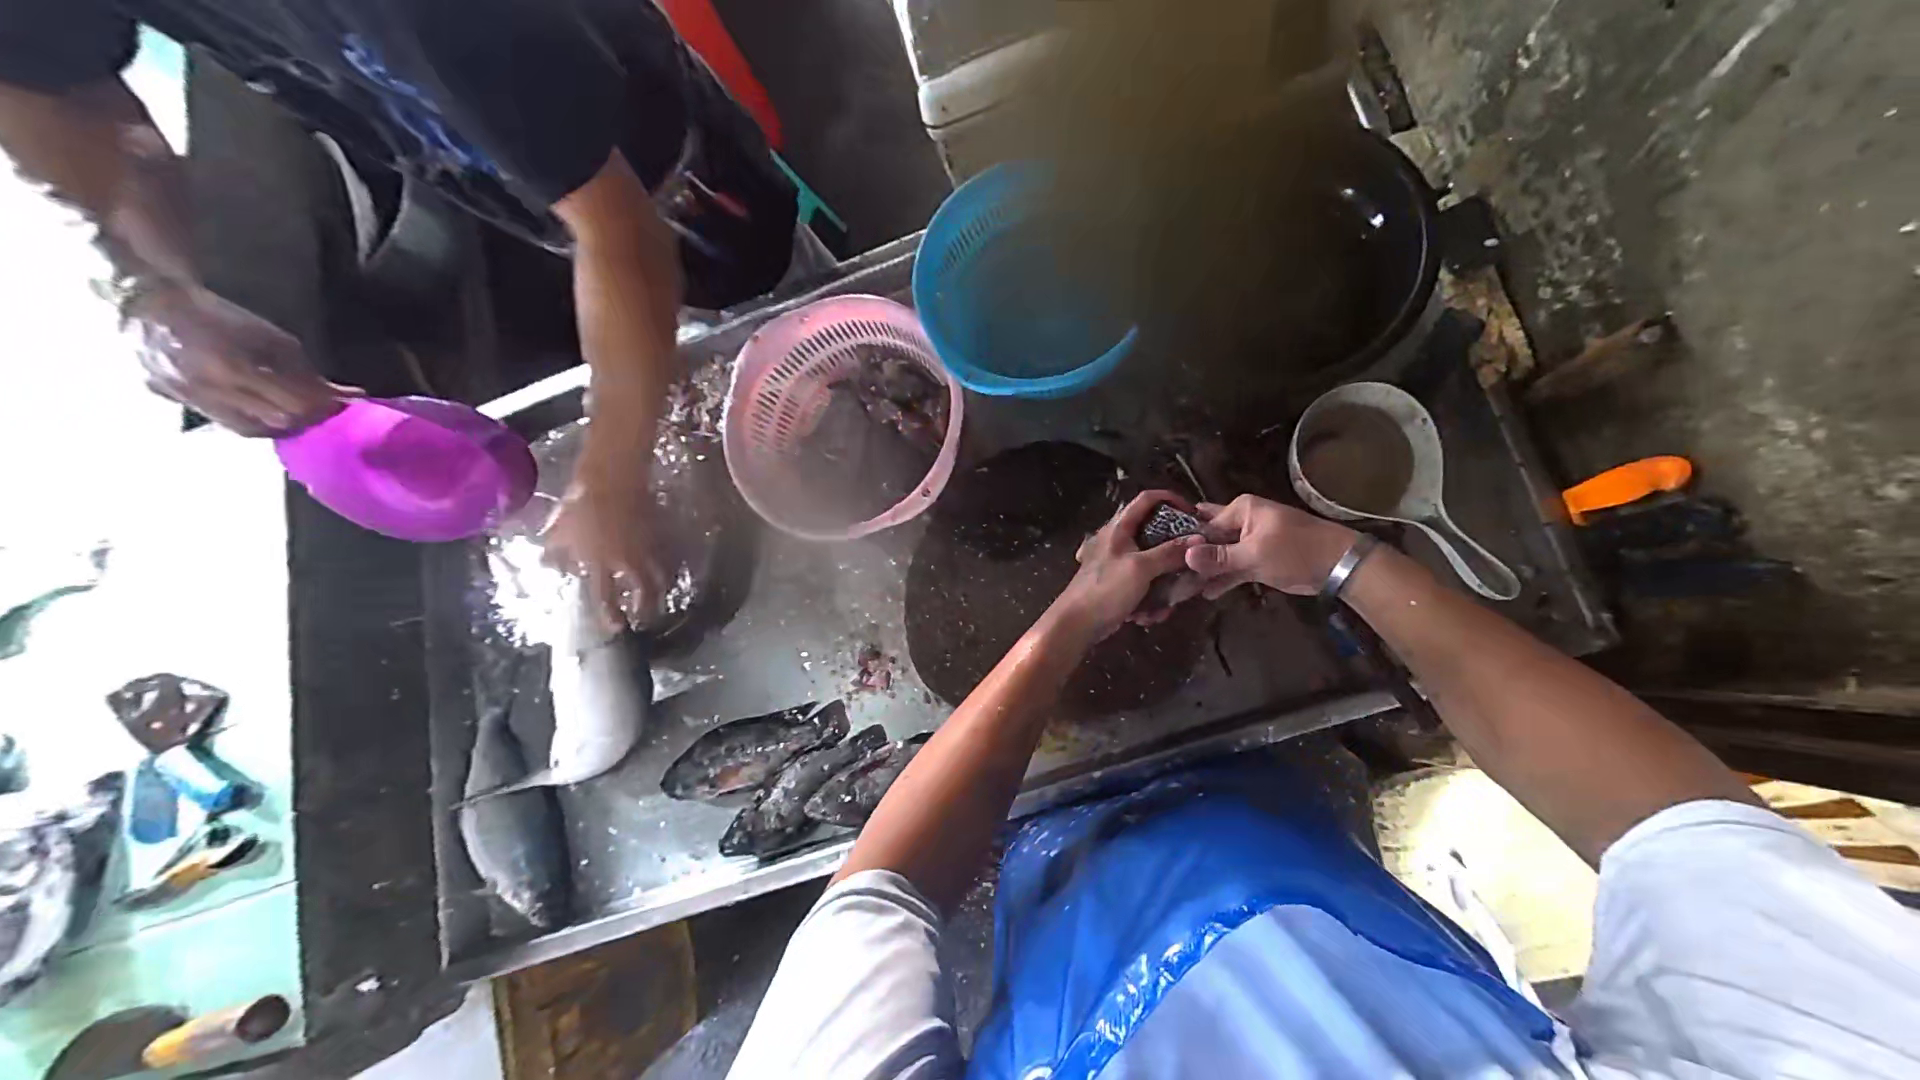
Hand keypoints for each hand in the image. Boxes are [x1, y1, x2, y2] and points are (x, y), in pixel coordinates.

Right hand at [128, 282, 355, 435]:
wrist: (151, 306)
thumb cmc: (224, 319)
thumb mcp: (274, 339)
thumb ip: (306, 372)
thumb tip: (342, 397)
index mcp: (234, 369)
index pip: (295, 404)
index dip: (323, 408)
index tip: (341, 406)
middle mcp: (209, 389)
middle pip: (278, 420)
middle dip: (308, 419)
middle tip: (327, 414)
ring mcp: (189, 398)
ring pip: (253, 429)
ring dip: (283, 427)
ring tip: (303, 418)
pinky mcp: (176, 402)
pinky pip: (226, 423)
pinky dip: (256, 424)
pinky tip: (273, 418)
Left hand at [541, 454, 668, 630]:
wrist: (611, 477)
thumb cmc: (579, 503)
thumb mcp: (559, 530)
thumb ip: (557, 554)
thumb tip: (552, 570)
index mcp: (597, 562)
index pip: (605, 596)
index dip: (612, 614)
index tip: (618, 628)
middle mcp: (625, 560)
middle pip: (642, 590)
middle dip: (646, 607)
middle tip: (649, 618)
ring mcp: (645, 546)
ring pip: (659, 574)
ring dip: (661, 587)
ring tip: (663, 595)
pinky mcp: (659, 533)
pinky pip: (666, 555)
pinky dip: (668, 563)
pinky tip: (669, 568)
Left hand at [1045, 491, 1206, 646]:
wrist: (1075, 624)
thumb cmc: (1105, 590)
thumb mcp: (1141, 569)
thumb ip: (1169, 552)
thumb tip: (1198, 538)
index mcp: (1118, 528)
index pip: (1147, 498)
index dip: (1171, 499)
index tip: (1193, 515)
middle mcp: (1116, 540)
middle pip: (1154, 535)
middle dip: (1173, 555)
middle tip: (1189, 567)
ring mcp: (1115, 563)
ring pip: (1151, 566)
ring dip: (1161, 586)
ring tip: (1164, 605)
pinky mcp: (1115, 584)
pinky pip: (1141, 586)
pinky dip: (1147, 600)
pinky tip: (1146, 616)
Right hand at [1183, 495, 1359, 596]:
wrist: (1338, 566)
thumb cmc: (1297, 550)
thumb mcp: (1255, 554)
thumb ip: (1219, 557)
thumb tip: (1185, 555)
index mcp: (1241, 510)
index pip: (1202, 523)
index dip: (1183, 540)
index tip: (1162, 556)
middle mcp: (1241, 523)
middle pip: (1208, 539)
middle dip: (1190, 557)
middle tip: (1166, 573)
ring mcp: (1248, 543)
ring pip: (1218, 557)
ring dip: (1203, 572)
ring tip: (1179, 588)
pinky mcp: (1255, 562)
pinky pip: (1231, 569)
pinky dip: (1220, 580)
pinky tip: (1203, 593)